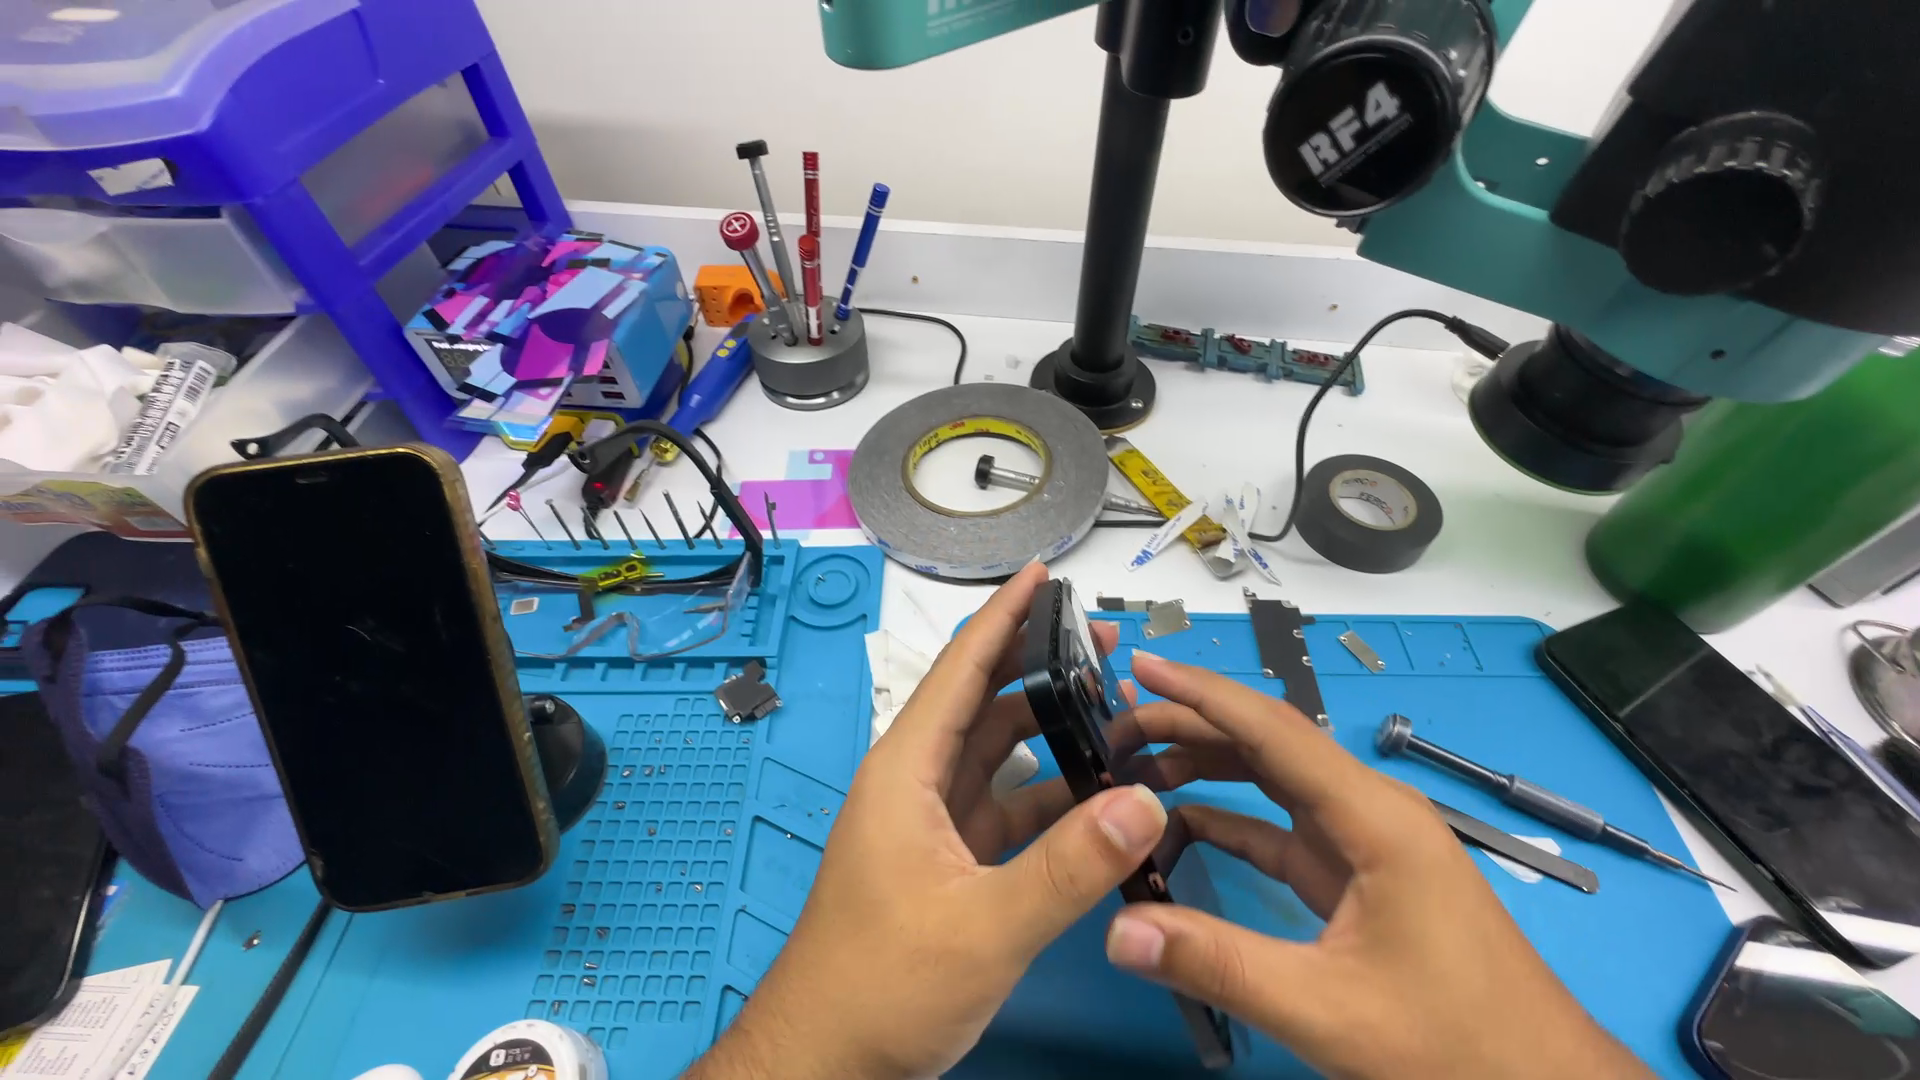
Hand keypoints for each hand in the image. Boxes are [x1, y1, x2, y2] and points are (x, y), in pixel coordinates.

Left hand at [688, 564, 1208, 1079]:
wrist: (827, 1060)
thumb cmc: (881, 985)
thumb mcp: (983, 928)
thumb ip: (1068, 868)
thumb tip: (1142, 802)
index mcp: (907, 769)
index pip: (962, 668)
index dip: (1004, 615)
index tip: (1040, 573)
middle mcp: (918, 780)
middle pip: (985, 700)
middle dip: (1040, 663)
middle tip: (1102, 639)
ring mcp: (936, 819)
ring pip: (1000, 753)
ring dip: (1051, 729)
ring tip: (1113, 708)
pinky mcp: (952, 857)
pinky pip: (1010, 805)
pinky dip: (1053, 794)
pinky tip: (1098, 793)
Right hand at [1107, 651, 1653, 1079]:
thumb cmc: (1457, 1049)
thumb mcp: (1330, 1012)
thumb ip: (1218, 963)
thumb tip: (1117, 930)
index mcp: (1371, 816)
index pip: (1271, 729)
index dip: (1202, 692)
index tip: (1142, 666)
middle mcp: (1366, 810)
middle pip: (1264, 744)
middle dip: (1188, 726)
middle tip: (1115, 730)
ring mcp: (1361, 841)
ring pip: (1270, 780)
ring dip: (1205, 766)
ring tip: (1135, 767)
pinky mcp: (1355, 874)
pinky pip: (1279, 827)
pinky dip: (1227, 817)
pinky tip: (1179, 824)